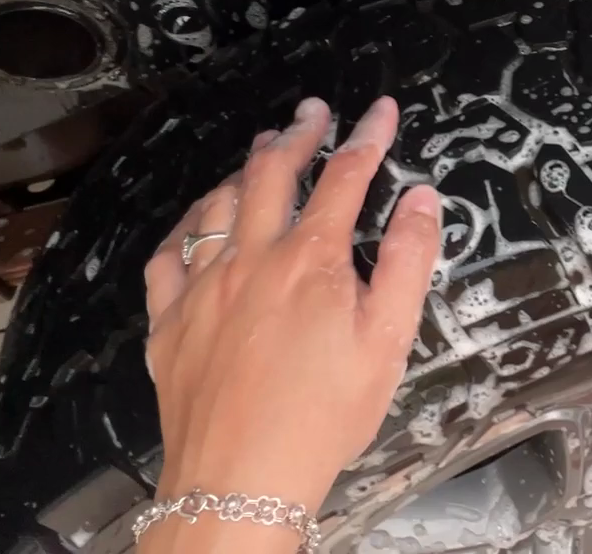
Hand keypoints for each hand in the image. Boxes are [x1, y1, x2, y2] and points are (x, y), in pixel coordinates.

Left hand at [139, 96, 440, 551]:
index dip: (369, 136)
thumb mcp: (389, 338)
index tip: (382, 108)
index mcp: (312, 258)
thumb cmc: (328, 409)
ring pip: (219, 203)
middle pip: (273, 173)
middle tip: (313, 109)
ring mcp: (203, 287)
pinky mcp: (169, 321)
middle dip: (299, 133)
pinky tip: (200, 217)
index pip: (346, 175)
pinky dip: (188, 223)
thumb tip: (422, 197)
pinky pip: (169, 254)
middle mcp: (253, 256)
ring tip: (264, 145)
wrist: (238, 485)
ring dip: (245, 166)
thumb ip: (409, 259)